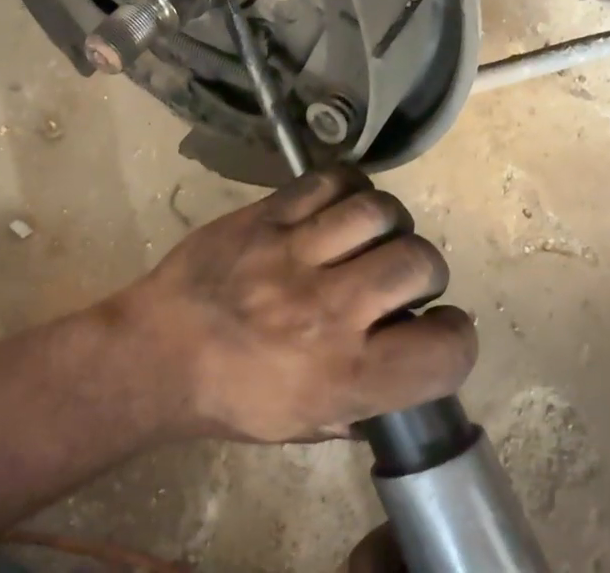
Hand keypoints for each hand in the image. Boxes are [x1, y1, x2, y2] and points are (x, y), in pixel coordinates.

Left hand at [116, 168, 476, 442]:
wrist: (154, 353)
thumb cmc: (228, 399)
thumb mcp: (301, 427)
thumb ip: (359, 406)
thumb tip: (398, 384)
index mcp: (347, 376)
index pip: (444, 348)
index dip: (455, 336)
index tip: (438, 328)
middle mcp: (331, 310)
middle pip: (418, 262)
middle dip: (424, 271)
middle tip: (399, 278)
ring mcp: (294, 254)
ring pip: (377, 212)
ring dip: (388, 224)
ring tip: (371, 237)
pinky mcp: (264, 216)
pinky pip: (327, 183)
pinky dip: (347, 188)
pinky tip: (340, 207)